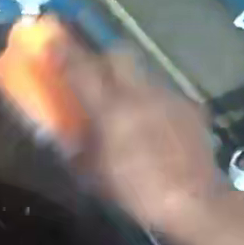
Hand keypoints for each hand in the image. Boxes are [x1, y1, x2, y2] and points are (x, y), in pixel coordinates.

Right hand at [47, 36, 235, 231]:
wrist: (194, 202)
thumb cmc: (136, 193)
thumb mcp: (94, 175)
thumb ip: (77, 147)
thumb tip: (66, 133)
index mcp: (111, 110)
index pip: (82, 70)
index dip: (63, 53)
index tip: (49, 41)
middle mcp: (141, 94)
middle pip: (118, 55)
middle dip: (100, 59)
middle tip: (90, 76)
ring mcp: (169, 98)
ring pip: (142, 74)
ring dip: (126, 83)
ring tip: (122, 107)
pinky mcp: (190, 109)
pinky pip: (162, 94)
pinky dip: (149, 102)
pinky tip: (151, 127)